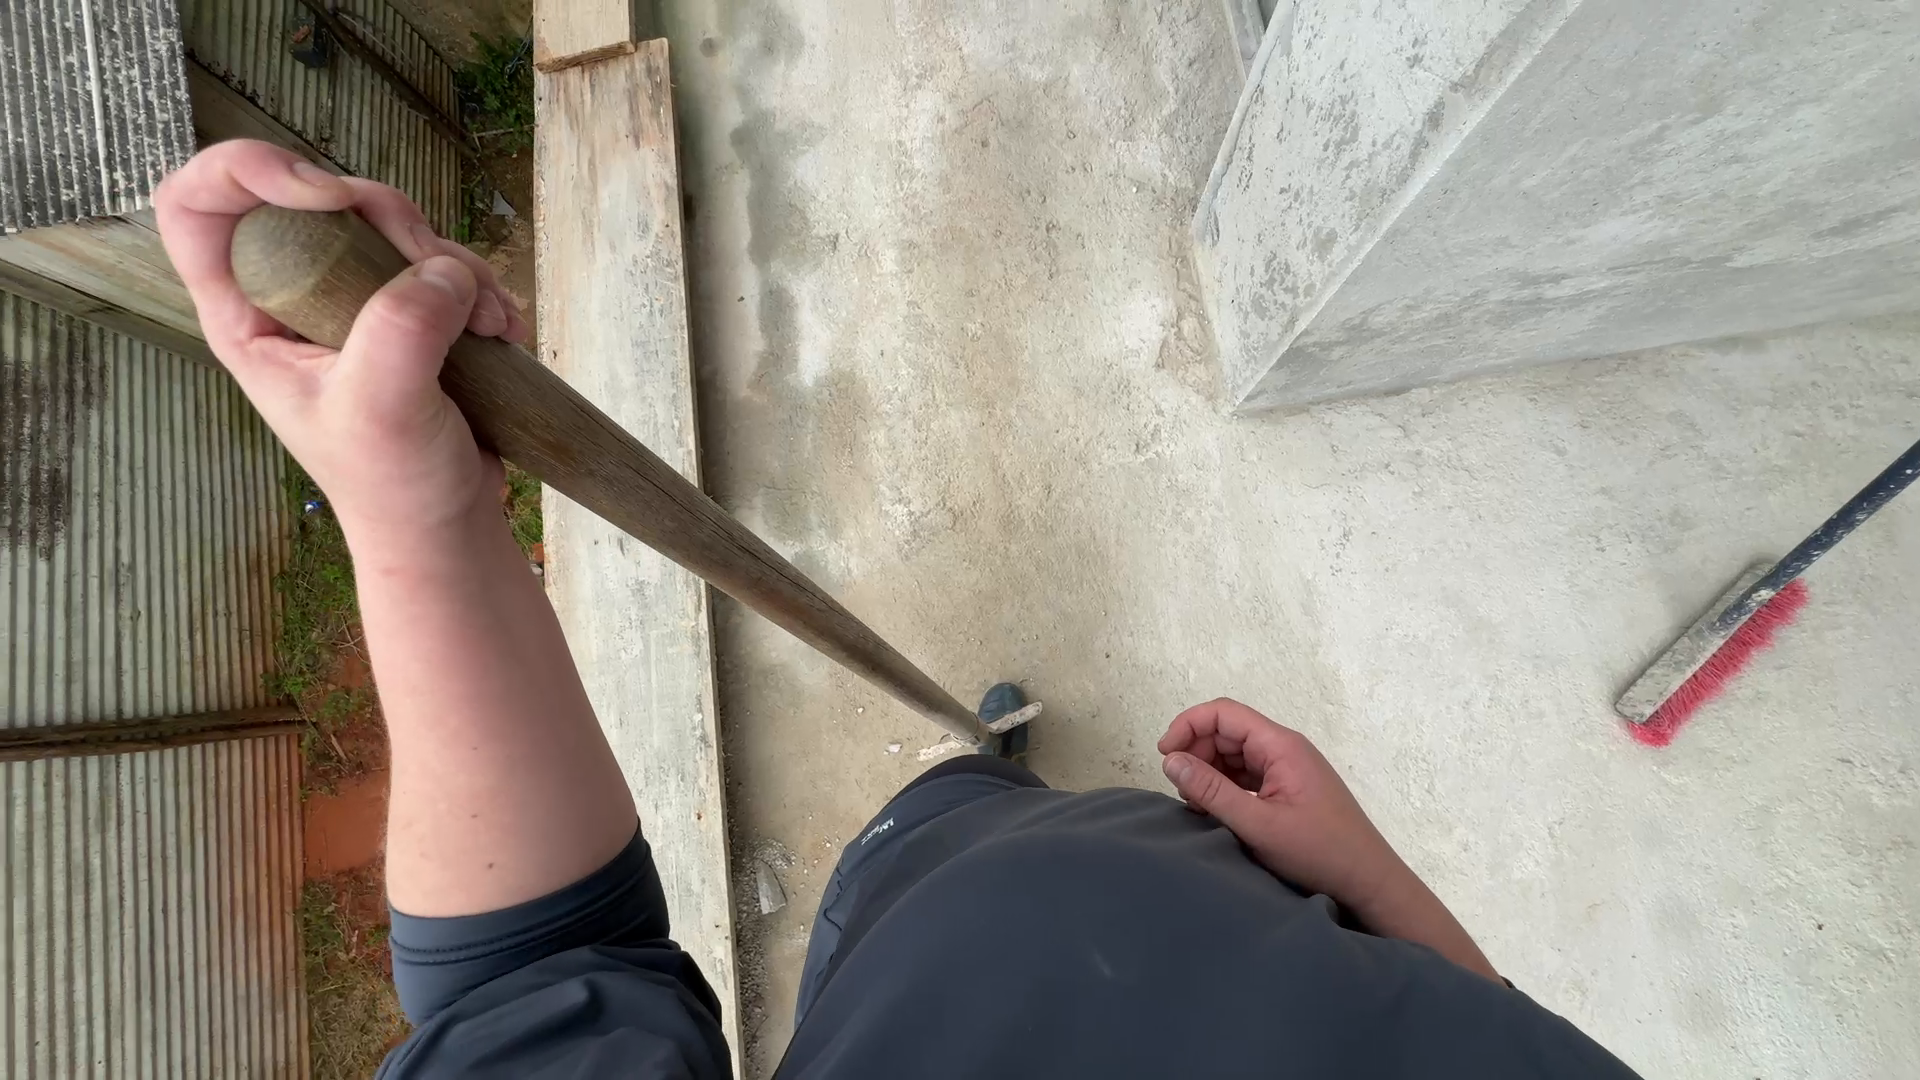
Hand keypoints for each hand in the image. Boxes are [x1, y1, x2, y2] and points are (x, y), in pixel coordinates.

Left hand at [152, 140, 529, 545]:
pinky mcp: (425, 325)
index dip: (253, 174)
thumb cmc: (395, 481)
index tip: (330, 199)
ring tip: (493, 326)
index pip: (207, 207)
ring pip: (406, 239)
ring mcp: (370, 311)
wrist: (450, 520)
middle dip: (399, 227)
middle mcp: (306, 302)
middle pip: (333, 209)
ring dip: (462, 269)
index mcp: (252, 317)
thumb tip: (446, 270)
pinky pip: (454, 275)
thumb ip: (403, 329)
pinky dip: (488, 293)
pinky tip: (506, 332)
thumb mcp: (383, 406)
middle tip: (445, 275)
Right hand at [1158, 698, 1407, 908]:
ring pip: (1232, 753)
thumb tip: (1169, 760)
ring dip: (1207, 770)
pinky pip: (1244, 773)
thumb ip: (1211, 791)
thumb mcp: (1259, 824)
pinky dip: (1223, 785)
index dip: (1188, 725)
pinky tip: (1213, 809)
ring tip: (1195, 802)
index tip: (1165, 755)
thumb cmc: (1320, 853)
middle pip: (1225, 731)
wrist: (1372, 886)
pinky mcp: (1286, 787)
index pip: (1223, 713)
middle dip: (1195, 751)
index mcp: (1280, 745)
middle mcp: (1283, 748)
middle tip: (1180, 787)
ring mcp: (1285, 768)